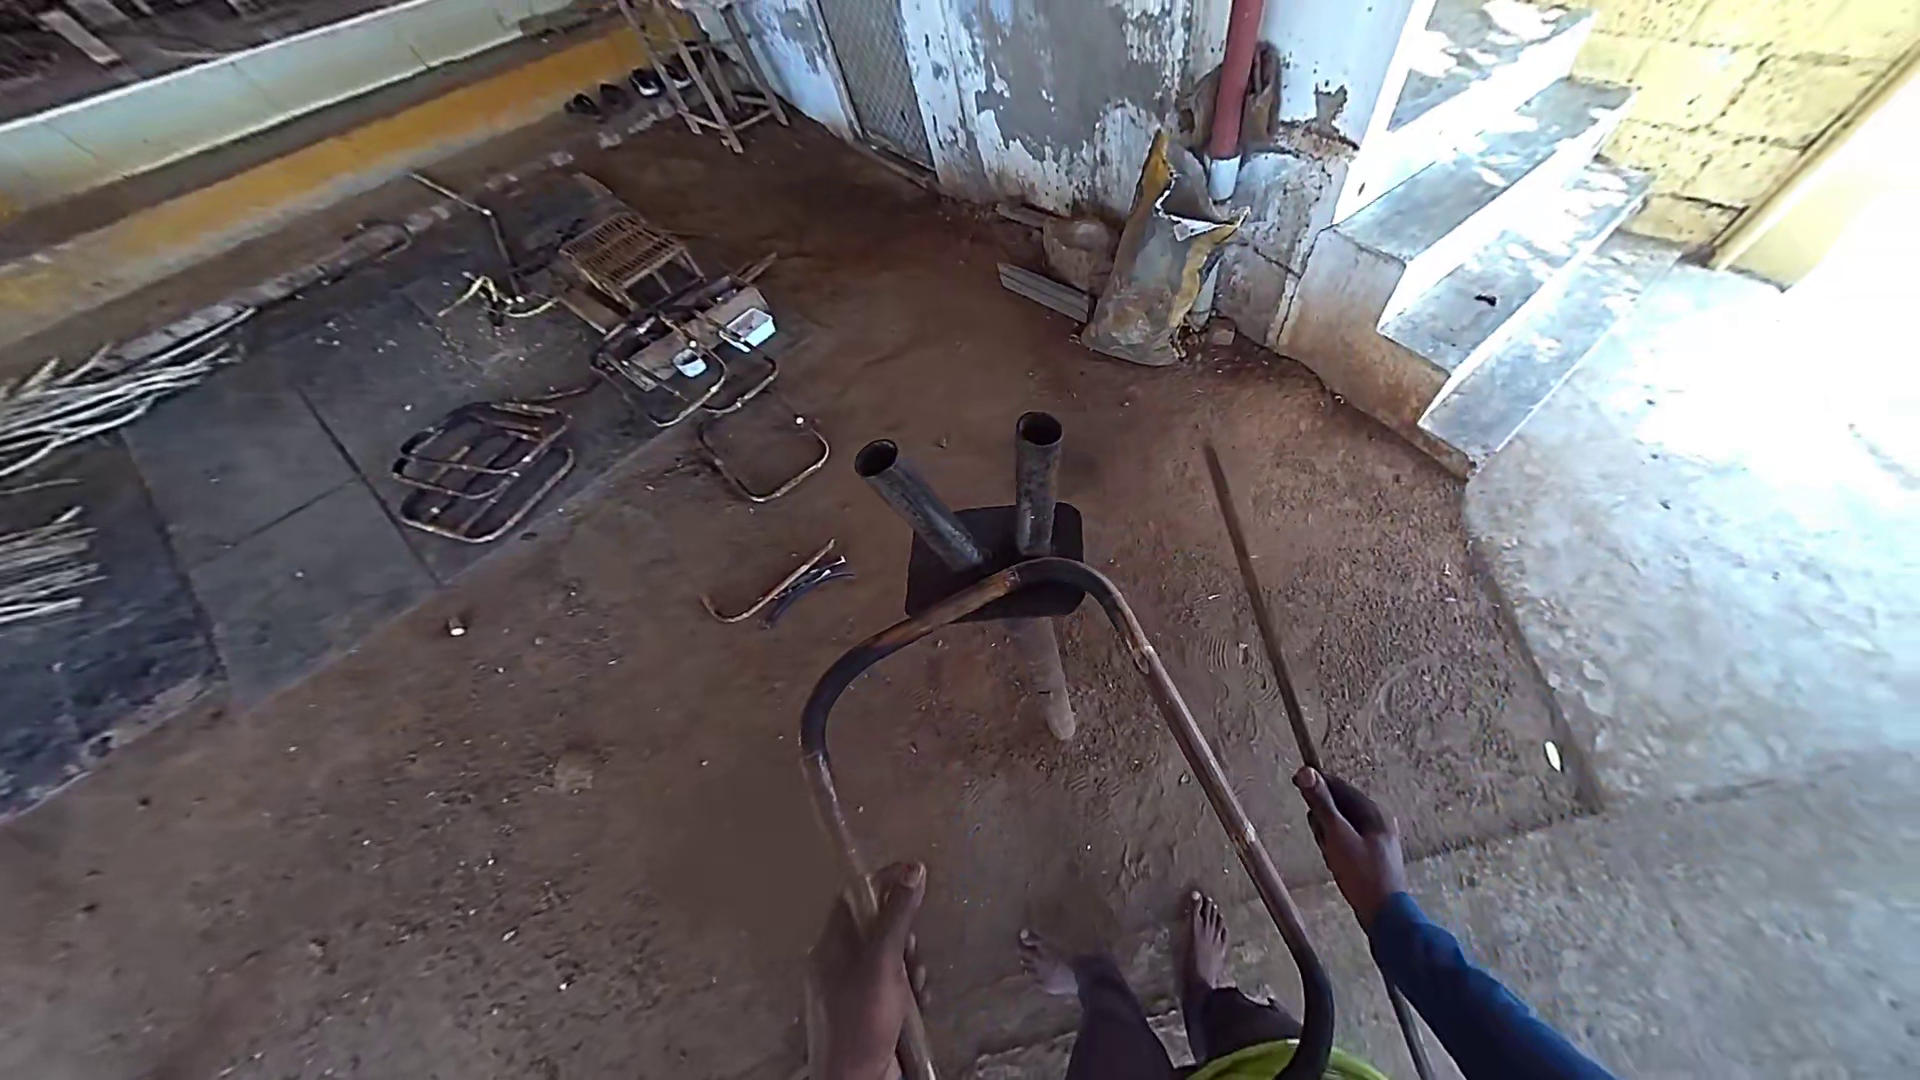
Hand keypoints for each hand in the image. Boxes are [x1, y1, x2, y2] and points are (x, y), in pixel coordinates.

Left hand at [811, 862, 926, 1079]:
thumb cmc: (862, 1020)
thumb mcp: (883, 962)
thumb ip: (898, 915)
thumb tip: (914, 867)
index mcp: (830, 946)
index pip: (854, 896)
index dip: (882, 881)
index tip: (912, 873)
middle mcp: (838, 964)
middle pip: (874, 924)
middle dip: (901, 927)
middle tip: (914, 941)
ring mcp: (854, 990)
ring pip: (888, 955)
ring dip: (909, 959)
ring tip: (916, 976)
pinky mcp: (871, 1013)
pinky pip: (893, 983)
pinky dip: (909, 985)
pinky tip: (918, 998)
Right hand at [1294, 767, 1406, 927]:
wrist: (1385, 917)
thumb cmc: (1361, 873)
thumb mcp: (1336, 834)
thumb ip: (1321, 803)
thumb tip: (1306, 771)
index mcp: (1373, 812)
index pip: (1338, 785)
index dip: (1316, 783)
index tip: (1296, 784)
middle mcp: (1377, 822)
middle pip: (1337, 805)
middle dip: (1322, 817)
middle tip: (1322, 834)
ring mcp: (1375, 840)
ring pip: (1338, 823)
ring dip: (1327, 834)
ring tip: (1330, 852)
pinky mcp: (1371, 855)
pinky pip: (1344, 839)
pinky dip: (1334, 845)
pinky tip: (1334, 860)